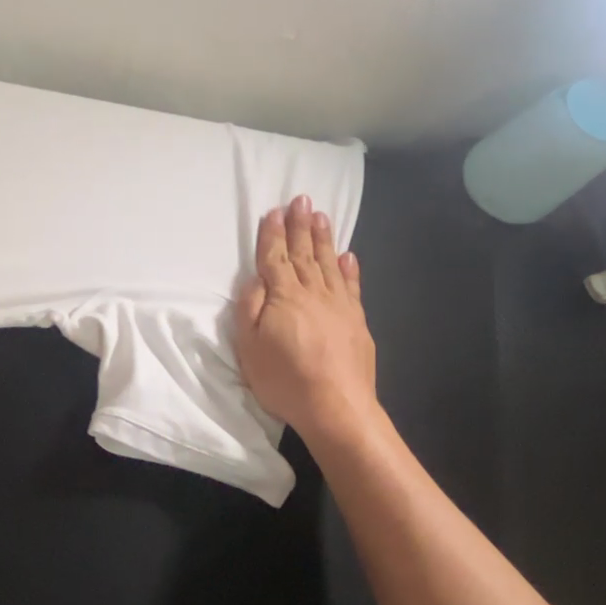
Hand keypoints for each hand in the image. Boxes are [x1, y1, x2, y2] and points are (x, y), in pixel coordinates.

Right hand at [234, 195, 380, 445]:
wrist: (336, 405)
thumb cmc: (283, 379)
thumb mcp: (249, 347)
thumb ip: (249, 309)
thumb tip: (255, 279)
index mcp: (283, 297)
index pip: (274, 258)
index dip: (272, 234)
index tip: (274, 211)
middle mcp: (313, 292)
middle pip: (304, 253)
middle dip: (300, 226)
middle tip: (301, 199)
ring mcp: (339, 305)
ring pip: (329, 263)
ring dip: (323, 238)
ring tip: (321, 216)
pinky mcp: (356, 320)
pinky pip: (351, 285)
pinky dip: (349, 268)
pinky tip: (347, 256)